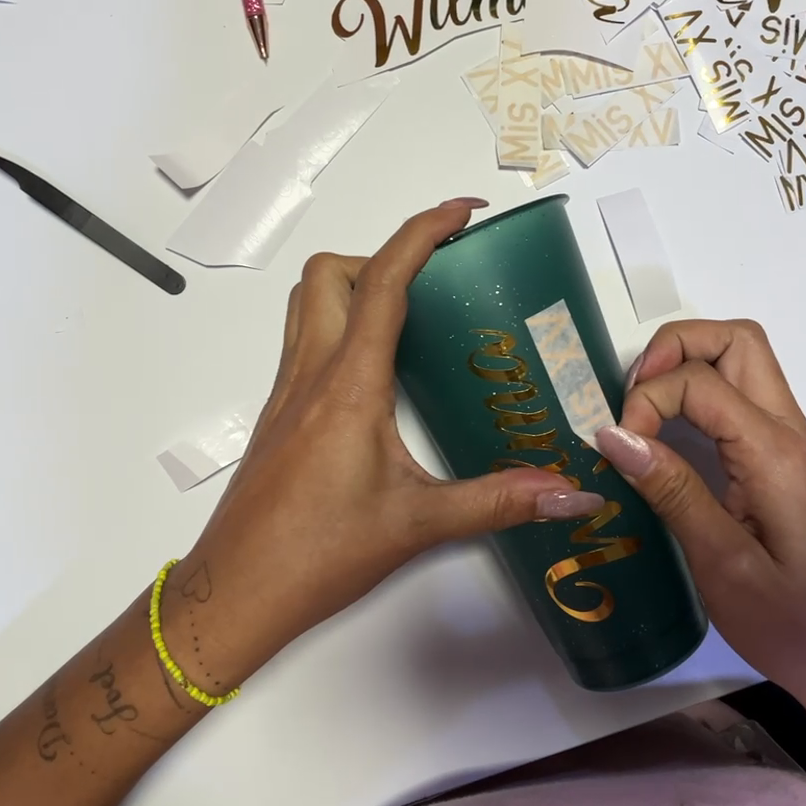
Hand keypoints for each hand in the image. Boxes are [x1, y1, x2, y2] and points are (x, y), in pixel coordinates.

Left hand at [167, 200, 604, 691]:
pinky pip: (306, 338)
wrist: (234, 593)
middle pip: (331, 273)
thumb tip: (572, 495)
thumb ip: (500, 502)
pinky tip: (379, 369)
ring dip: (354, 282)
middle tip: (437, 278)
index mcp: (348, 385)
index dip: (422, 233)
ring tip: (410, 310)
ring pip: (308, 300)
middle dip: (385, 254)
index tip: (462, 212)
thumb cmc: (316, 555)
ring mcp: (287, 390)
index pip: (383, 282)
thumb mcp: (417, 525)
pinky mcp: (280, 412)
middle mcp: (311, 372)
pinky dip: (341, 322)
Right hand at [592, 319, 805, 742]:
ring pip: (743, 359)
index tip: (619, 446)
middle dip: (675, 348)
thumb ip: (672, 491)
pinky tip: (669, 431)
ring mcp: (792, 442)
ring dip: (688, 363)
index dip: (648, 398)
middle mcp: (790, 432)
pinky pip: (743, 395)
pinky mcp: (785, 459)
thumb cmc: (791, 625)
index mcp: (775, 454)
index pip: (701, 380)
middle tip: (632, 396)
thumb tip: (614, 434)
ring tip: (643, 409)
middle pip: (737, 339)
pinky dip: (700, 391)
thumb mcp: (723, 565)